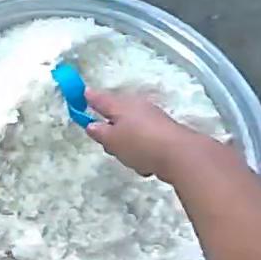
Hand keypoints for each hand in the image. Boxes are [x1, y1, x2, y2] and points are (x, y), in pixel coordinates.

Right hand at [83, 88, 222, 178]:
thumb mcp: (110, 140)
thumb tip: (91, 125)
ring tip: (130, 158)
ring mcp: (153, 120)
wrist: (181, 155)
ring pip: (130, 131)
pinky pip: (145, 142)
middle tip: (109, 146)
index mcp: (121, 105)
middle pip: (116, 117)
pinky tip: (146, 164)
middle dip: (110, 132)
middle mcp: (137, 108)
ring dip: (127, 144)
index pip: (98, 99)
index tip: (80, 95)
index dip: (88, 98)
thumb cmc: (139, 144)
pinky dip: (143, 152)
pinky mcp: (165, 134)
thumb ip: (98, 132)